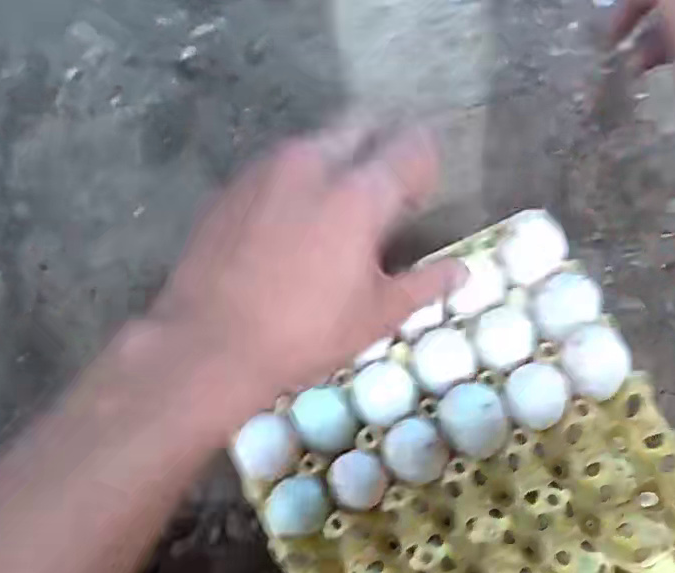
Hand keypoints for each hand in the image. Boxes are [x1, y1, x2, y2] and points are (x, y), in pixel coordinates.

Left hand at [145, 124, 464, 421]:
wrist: (213, 343)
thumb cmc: (306, 335)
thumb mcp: (374, 318)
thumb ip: (422, 286)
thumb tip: (461, 272)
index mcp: (359, 194)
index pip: (410, 147)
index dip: (424, 168)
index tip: (421, 199)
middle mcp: (312, 162)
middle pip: (361, 127)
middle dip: (380, 152)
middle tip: (382, 202)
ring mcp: (266, 169)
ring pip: (315, 144)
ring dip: (336, 167)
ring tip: (334, 221)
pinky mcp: (232, 186)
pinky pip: (277, 168)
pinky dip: (296, 185)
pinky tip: (290, 232)